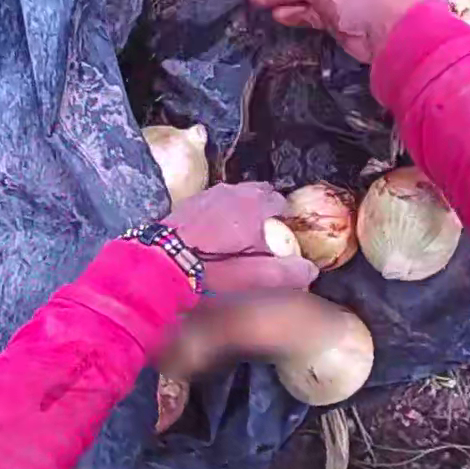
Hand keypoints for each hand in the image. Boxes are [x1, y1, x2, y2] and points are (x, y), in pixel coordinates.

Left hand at [163, 182, 317, 294]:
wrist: (159, 261)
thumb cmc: (208, 270)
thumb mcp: (249, 277)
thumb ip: (282, 272)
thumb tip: (310, 270)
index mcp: (254, 207)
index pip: (281, 202)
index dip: (284, 220)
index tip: (282, 237)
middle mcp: (235, 192)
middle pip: (262, 192)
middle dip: (267, 208)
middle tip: (264, 234)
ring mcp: (213, 192)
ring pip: (240, 193)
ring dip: (246, 206)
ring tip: (242, 231)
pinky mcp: (195, 198)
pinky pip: (221, 197)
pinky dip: (227, 207)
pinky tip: (219, 229)